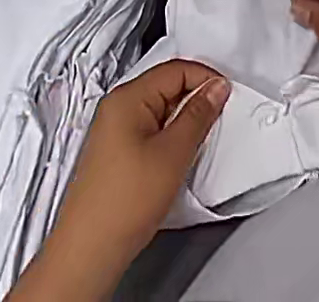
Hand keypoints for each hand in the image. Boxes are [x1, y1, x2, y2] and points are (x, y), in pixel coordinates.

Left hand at [10, 60, 228, 300]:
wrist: (90, 249)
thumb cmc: (127, 200)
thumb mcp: (173, 153)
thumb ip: (198, 115)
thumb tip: (216, 87)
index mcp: (128, 97)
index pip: (174, 70)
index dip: (204, 77)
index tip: (227, 94)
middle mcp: (118, 105)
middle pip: (166, 84)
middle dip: (195, 95)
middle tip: (220, 115)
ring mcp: (115, 127)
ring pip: (159, 106)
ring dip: (184, 116)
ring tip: (203, 136)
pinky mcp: (117, 148)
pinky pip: (150, 125)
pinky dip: (170, 132)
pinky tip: (180, 151)